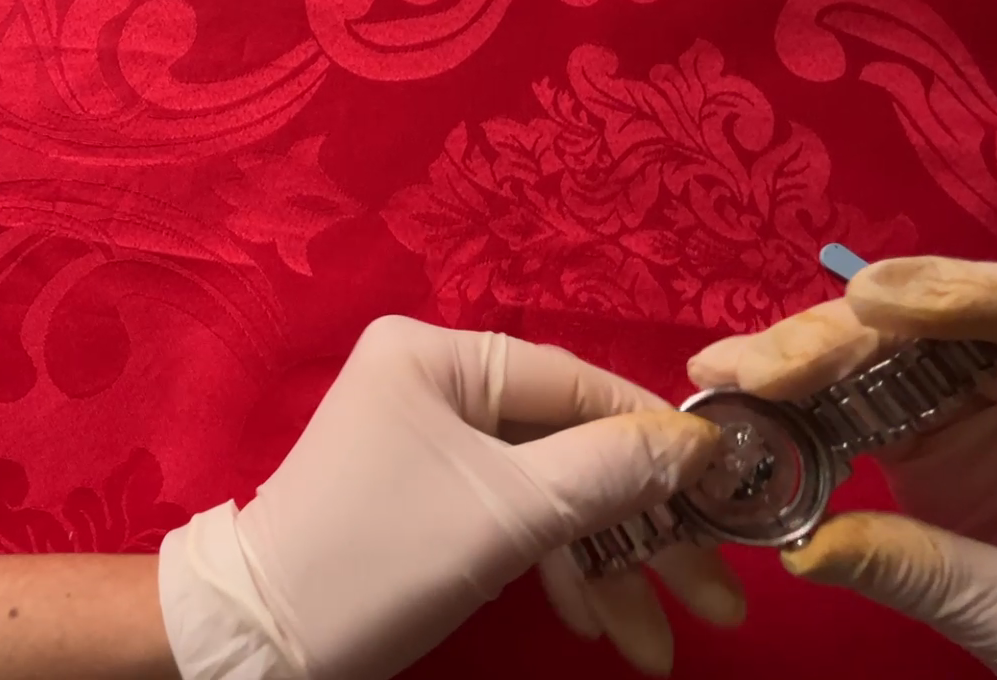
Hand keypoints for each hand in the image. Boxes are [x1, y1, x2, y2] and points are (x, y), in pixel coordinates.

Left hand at [157, 315, 746, 679]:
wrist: (269, 636)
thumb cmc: (384, 553)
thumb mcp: (507, 511)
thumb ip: (606, 470)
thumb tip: (692, 443)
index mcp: (434, 354)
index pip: (566, 379)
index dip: (650, 432)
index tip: (727, 481)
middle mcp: (430, 378)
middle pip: (560, 440)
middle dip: (633, 519)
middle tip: (711, 592)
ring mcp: (427, 433)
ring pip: (540, 484)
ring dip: (600, 557)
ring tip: (656, 641)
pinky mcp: (426, 484)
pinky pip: (504, 507)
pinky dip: (550, 560)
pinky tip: (594, 619)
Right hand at [688, 257, 996, 678]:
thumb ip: (934, 575)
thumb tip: (799, 549)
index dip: (973, 291)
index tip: (870, 299)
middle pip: (937, 326)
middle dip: (839, 337)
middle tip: (758, 367)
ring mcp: (978, 402)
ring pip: (880, 349)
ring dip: (797, 355)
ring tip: (721, 371)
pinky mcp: (922, 429)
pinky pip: (853, 394)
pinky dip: (794, 393)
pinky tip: (738, 390)